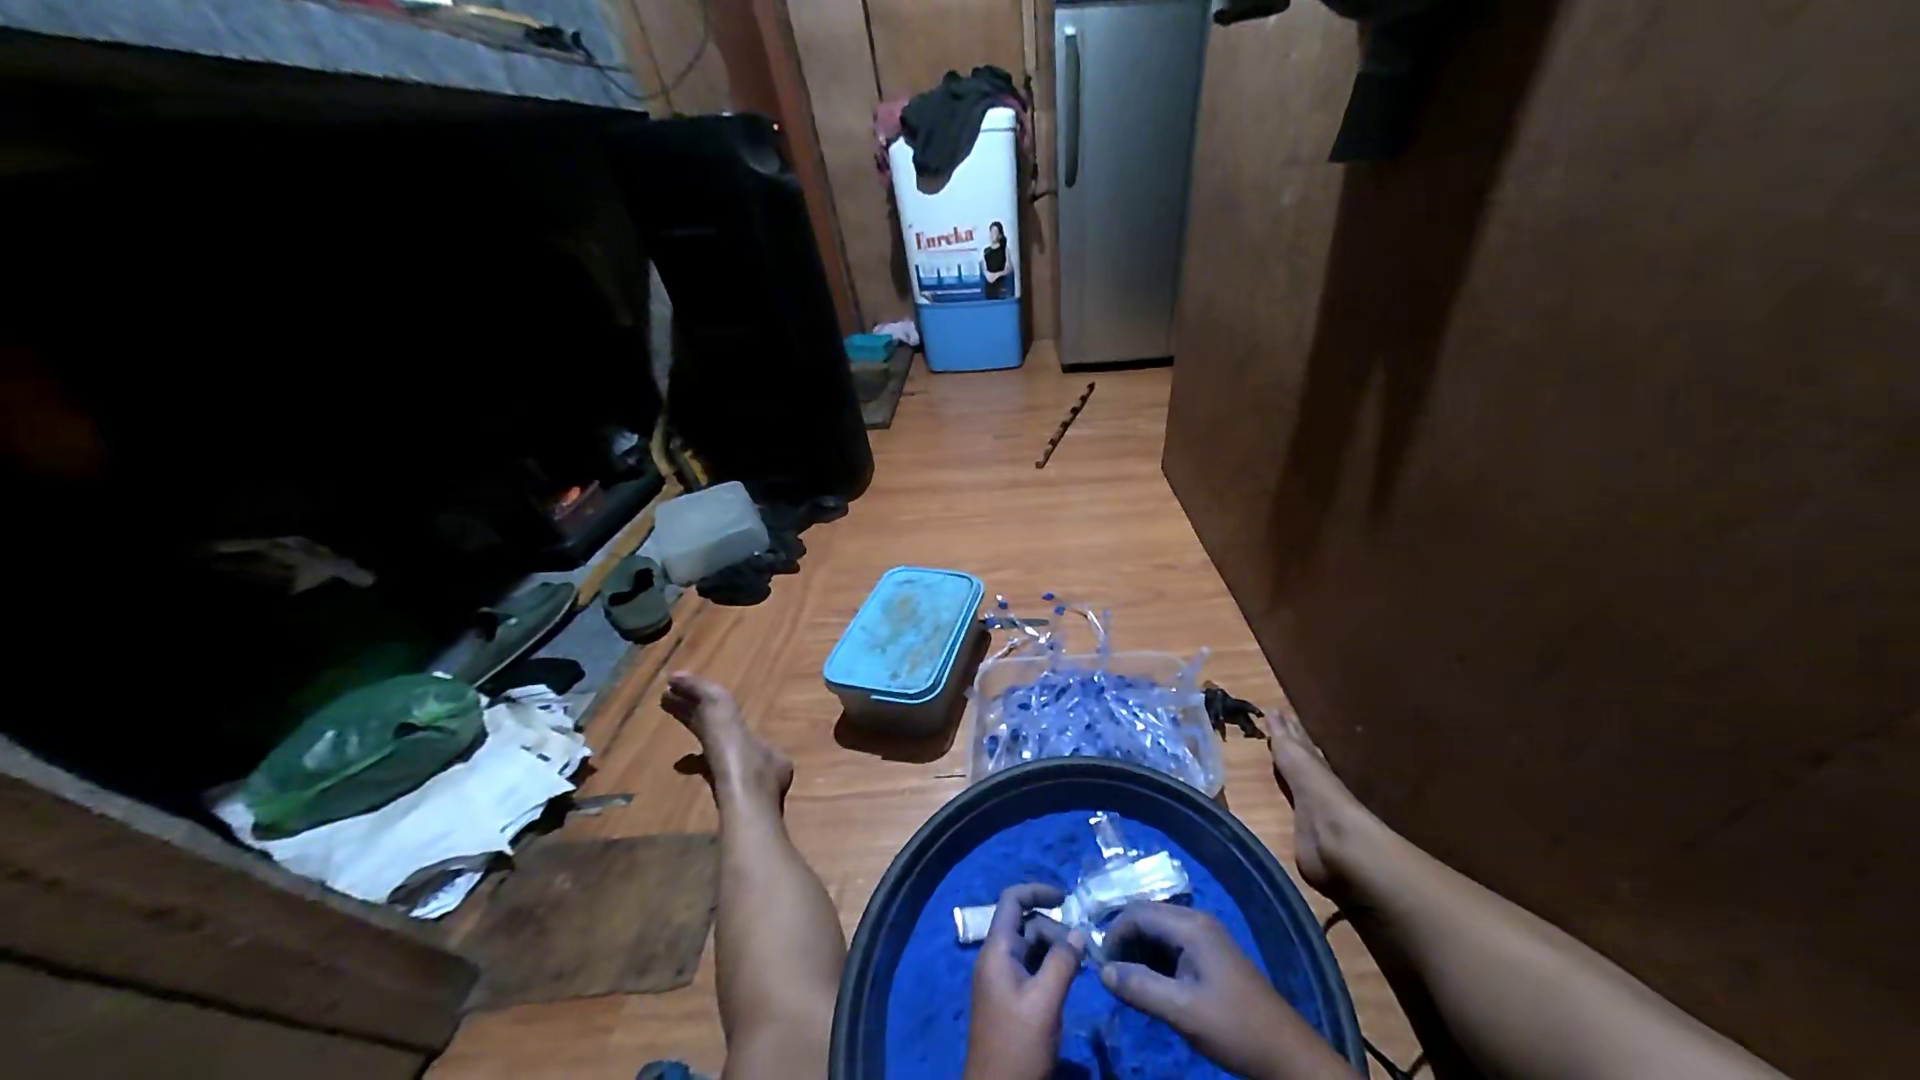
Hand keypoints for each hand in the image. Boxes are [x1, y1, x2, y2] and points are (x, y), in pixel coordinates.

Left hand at [962, 884, 1087, 1079]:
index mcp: (996, 950)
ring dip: (1056, 950)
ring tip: (1082, 966)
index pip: (1012, 900)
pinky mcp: (1010, 998)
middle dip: (1056, 930)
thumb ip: (1062, 962)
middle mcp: (996, 958)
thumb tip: (1079, 931)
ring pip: (1032, 947)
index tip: (1068, 899)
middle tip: (1085, 952)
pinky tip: (1070, 981)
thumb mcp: (1045, 1001)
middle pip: (1027, 924)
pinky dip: (1051, 967)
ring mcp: (1002, 979)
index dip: (1038, 891)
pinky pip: (1032, 968)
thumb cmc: (1017, 1045)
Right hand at [1100, 903, 1355, 1079]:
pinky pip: (1172, 943)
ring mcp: (1206, 936)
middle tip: (1110, 971)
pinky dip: (1154, 957)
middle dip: (1124, 939)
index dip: (1113, 933)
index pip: (1137, 912)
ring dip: (1138, 949)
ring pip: (1158, 929)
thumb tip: (1101, 970)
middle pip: (1147, 915)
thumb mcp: (1182, 1011)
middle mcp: (1197, 920)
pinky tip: (1149, 981)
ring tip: (1125, 979)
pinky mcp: (1211, 953)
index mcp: (1191, 925)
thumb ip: (1139, 987)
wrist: (1287, 1054)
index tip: (1100, 963)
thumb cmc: (1234, 1028)